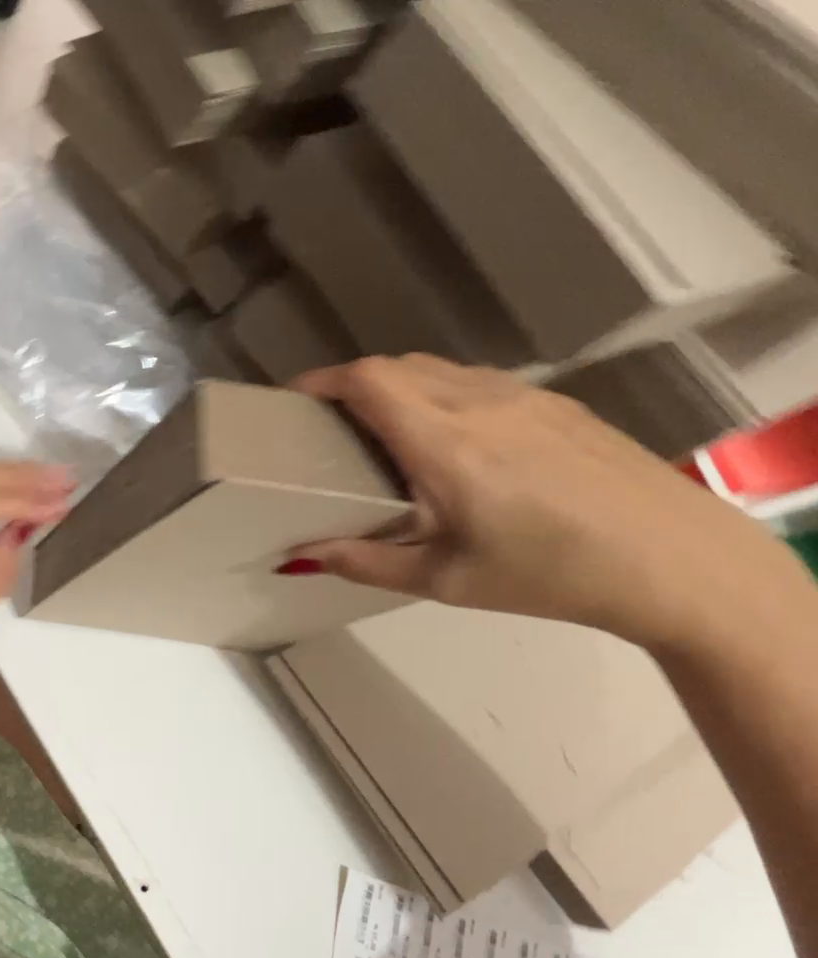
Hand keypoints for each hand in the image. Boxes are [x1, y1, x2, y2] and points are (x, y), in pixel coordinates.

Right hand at [288, 354, 806, 651]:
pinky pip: (477, 381)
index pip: (369, 381)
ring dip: (397, 386)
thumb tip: (297, 556)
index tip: (291, 399)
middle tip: (327, 424)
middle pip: (397, 367)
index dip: (322, 380)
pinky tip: (449, 440)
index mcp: (444, 444)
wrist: (678, 564)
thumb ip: (362, 562)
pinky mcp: (558, 406)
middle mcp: (481, 405)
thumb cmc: (549, 575)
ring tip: (381, 430)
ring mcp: (526, 399)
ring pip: (439, 369)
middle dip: (351, 385)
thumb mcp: (443, 580)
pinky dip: (440, 394)